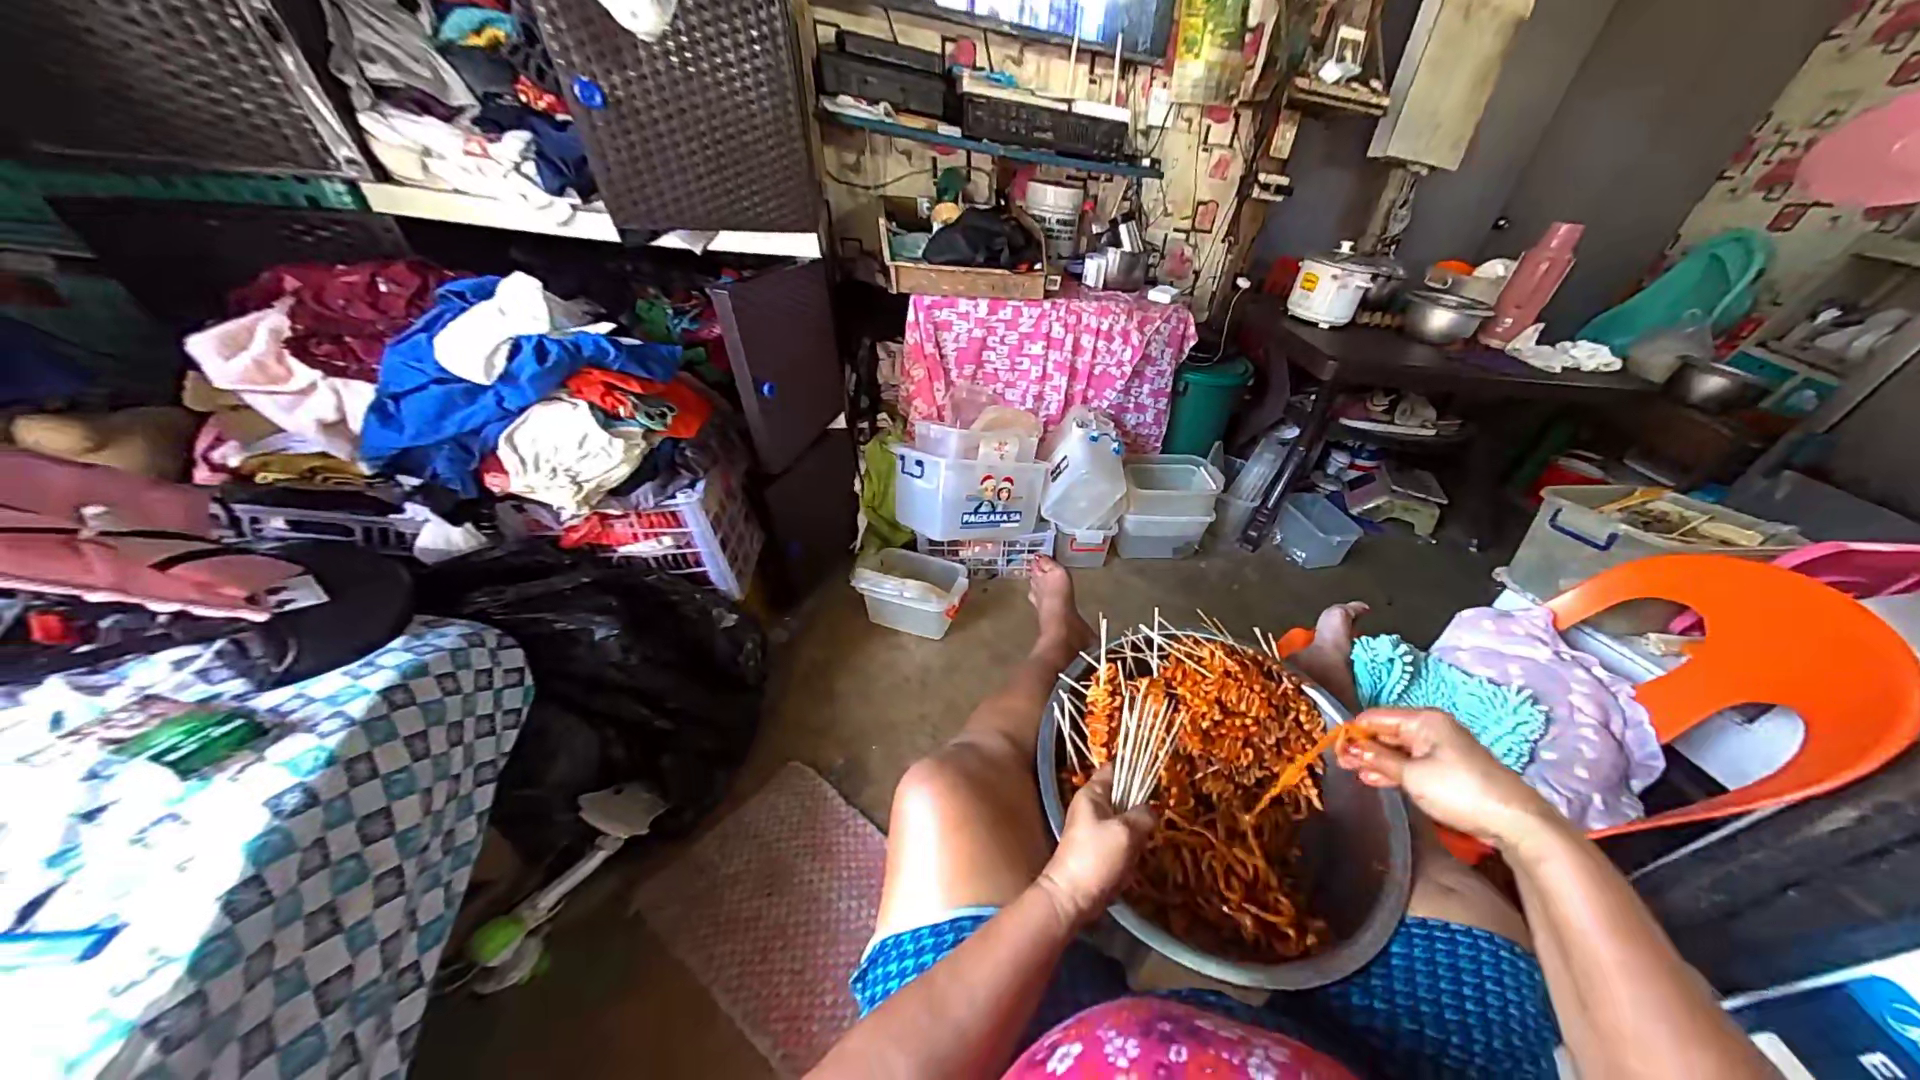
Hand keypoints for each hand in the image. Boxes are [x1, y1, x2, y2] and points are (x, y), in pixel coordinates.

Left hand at [1037, 765, 1155, 928]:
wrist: (1072, 896)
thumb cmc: (1096, 857)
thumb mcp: (1126, 832)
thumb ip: (1143, 815)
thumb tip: (1152, 809)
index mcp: (1092, 793)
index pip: (1114, 769)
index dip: (1134, 769)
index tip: (1156, 775)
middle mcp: (1091, 806)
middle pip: (1122, 795)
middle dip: (1139, 807)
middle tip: (1153, 820)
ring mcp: (1093, 827)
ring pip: (1124, 819)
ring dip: (1136, 832)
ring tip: (1142, 844)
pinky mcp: (1098, 848)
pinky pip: (1121, 839)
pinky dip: (1130, 847)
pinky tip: (1134, 859)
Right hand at [1337, 708, 1554, 848]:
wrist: (1516, 822)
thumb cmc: (1459, 790)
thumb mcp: (1411, 775)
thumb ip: (1376, 759)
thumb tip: (1348, 748)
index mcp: (1424, 719)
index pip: (1375, 717)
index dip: (1352, 732)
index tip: (1334, 749)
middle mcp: (1432, 727)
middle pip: (1387, 731)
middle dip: (1364, 746)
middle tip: (1342, 764)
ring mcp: (1442, 747)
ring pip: (1398, 748)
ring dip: (1377, 760)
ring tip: (1357, 774)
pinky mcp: (1448, 767)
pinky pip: (1412, 761)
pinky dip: (1394, 769)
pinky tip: (1377, 780)